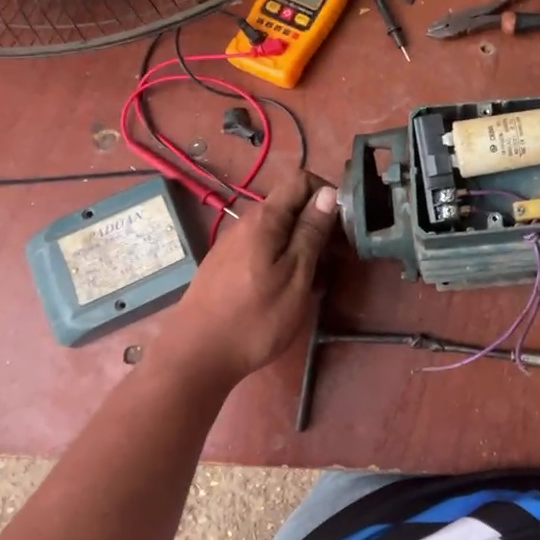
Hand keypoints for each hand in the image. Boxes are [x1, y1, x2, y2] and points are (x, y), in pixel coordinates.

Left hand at [152, 169, 337, 392]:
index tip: (344, 225)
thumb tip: (328, 194)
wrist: (195, 360)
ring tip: (319, 280)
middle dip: (319, 225)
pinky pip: (265, 250)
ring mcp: (233, 247)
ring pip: (279, 232)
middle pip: (291, 207)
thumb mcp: (296, 276)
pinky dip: (285, 261)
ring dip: (304, 247)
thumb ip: (311, 233)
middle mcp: (246, 225)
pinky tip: (291, 291)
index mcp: (264, 220)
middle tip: (339, 260)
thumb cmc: (254, 319)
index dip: (327, 194)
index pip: (301, 180)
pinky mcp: (227, 268)